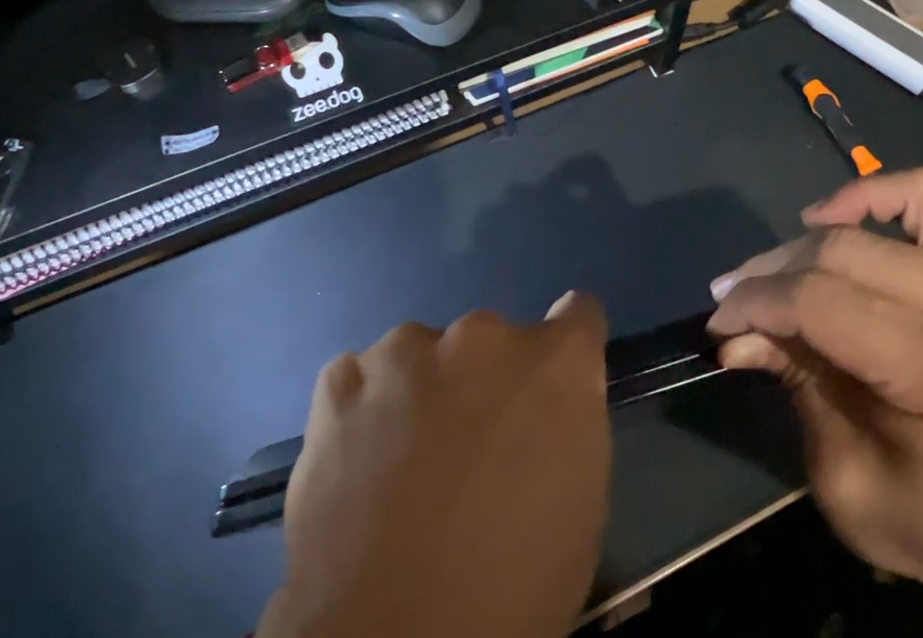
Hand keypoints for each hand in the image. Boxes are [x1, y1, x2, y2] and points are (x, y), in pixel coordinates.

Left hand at [258, 292, 610, 637]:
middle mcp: (484, 336)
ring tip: (403, 464)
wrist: (399, 629)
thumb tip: (543, 413)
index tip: (552, 383)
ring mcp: (406, 350)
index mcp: (556, 364)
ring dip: (422, 392)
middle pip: (491, 341)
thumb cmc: (516, 580)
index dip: (568, 346)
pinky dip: (366, 410)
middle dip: (485, 382)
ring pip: (422, 357)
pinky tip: (359, 465)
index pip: (578, 315)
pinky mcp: (342, 377)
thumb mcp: (580, 501)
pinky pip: (363, 379)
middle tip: (467, 448)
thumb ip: (566, 428)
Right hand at [706, 170, 922, 608]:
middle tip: (732, 304)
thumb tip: (735, 334)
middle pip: (844, 256)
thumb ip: (797, 387)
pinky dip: (871, 197)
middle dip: (770, 275)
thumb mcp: (848, 483)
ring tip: (773, 277)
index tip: (718, 324)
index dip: (756, 304)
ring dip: (804, 248)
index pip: (825, 303)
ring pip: (873, 232)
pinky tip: (831, 218)